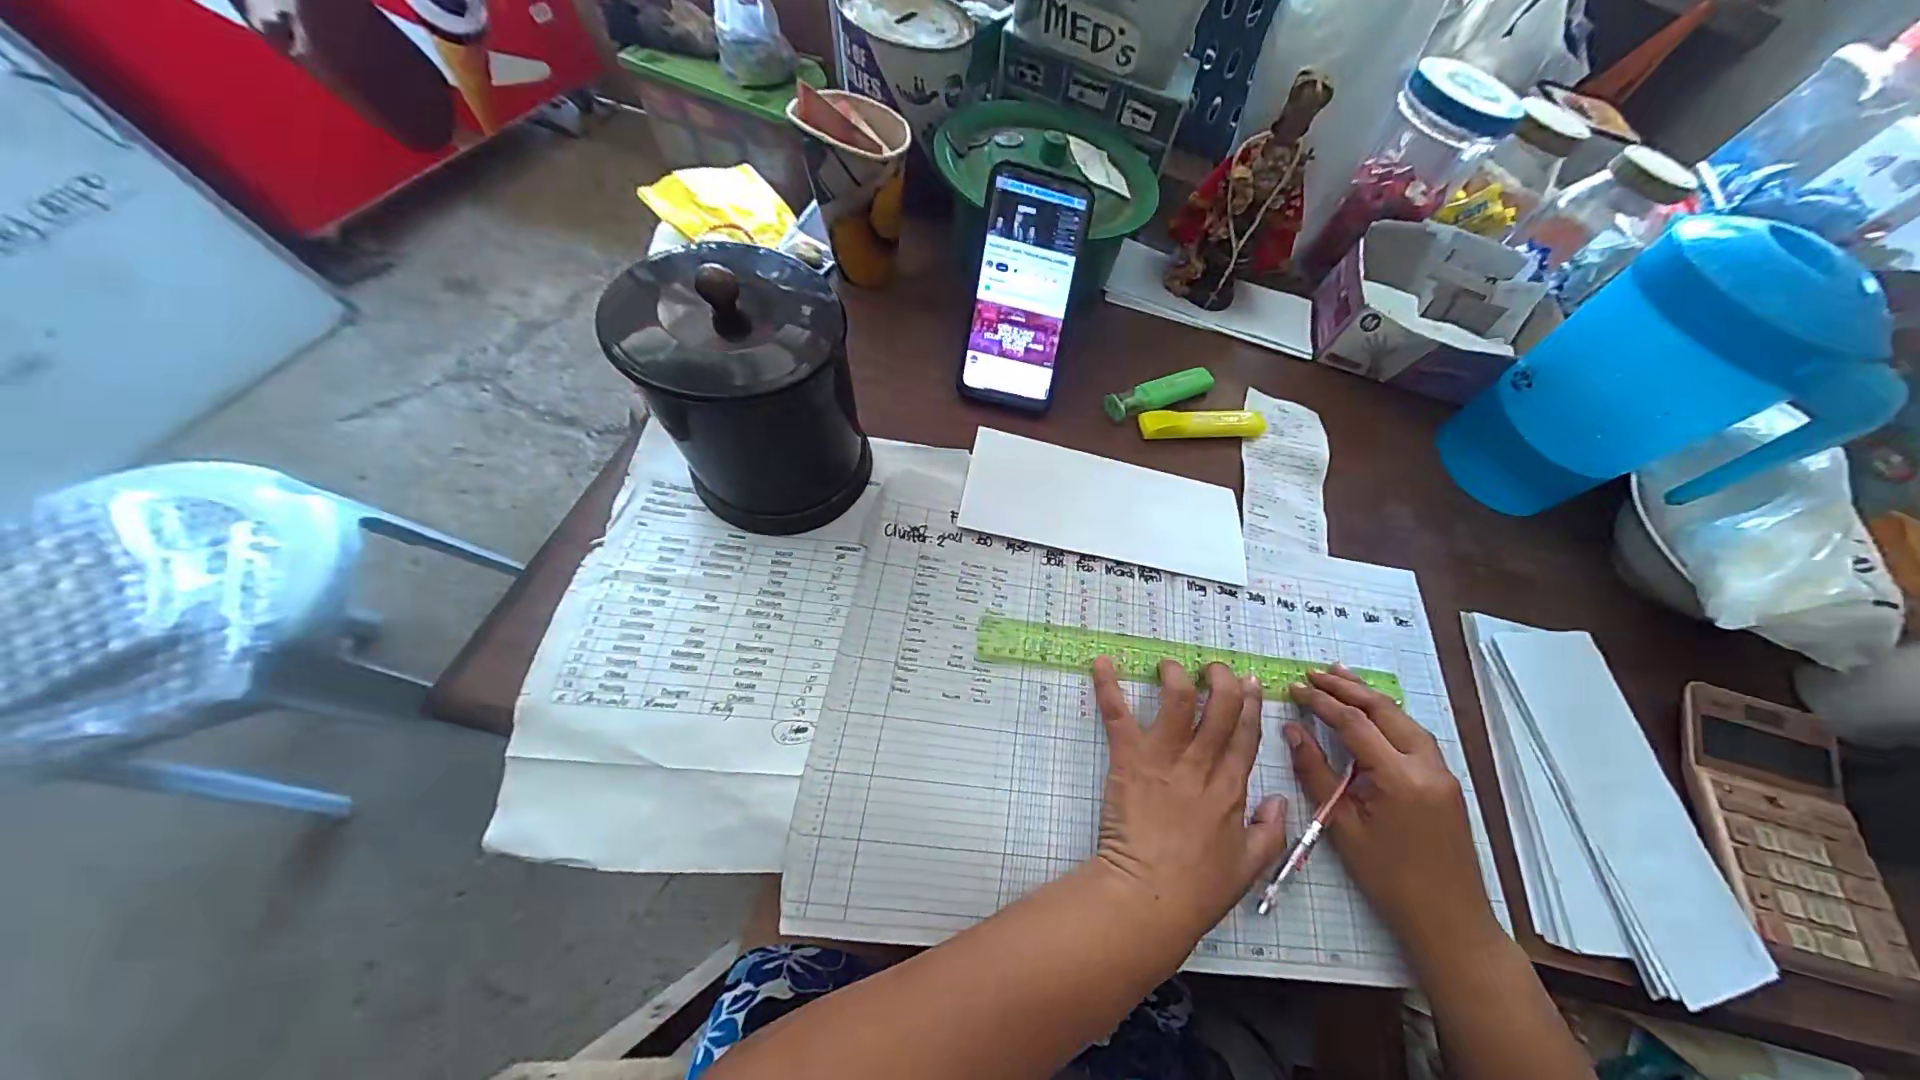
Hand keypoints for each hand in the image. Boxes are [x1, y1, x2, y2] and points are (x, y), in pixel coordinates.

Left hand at [1089, 658, 1291, 941]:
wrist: (1148, 895)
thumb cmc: (1196, 888)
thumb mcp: (1249, 866)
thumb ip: (1270, 832)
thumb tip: (1279, 800)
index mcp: (1231, 789)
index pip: (1245, 736)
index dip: (1250, 706)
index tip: (1250, 681)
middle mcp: (1201, 766)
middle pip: (1219, 710)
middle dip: (1221, 680)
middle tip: (1215, 666)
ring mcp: (1164, 760)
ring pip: (1177, 703)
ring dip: (1176, 677)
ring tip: (1170, 664)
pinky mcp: (1129, 760)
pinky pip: (1118, 715)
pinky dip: (1108, 686)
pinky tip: (1102, 663)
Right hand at [1286, 666, 1498, 957]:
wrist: (1450, 920)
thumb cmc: (1390, 879)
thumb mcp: (1343, 827)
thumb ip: (1317, 773)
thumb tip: (1293, 731)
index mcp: (1400, 778)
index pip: (1355, 724)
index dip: (1321, 702)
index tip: (1294, 688)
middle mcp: (1427, 767)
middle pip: (1384, 711)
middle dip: (1347, 687)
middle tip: (1315, 672)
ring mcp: (1442, 773)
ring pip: (1403, 719)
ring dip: (1370, 696)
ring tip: (1341, 676)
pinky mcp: (1446, 782)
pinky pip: (1414, 735)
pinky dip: (1388, 716)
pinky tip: (1372, 712)